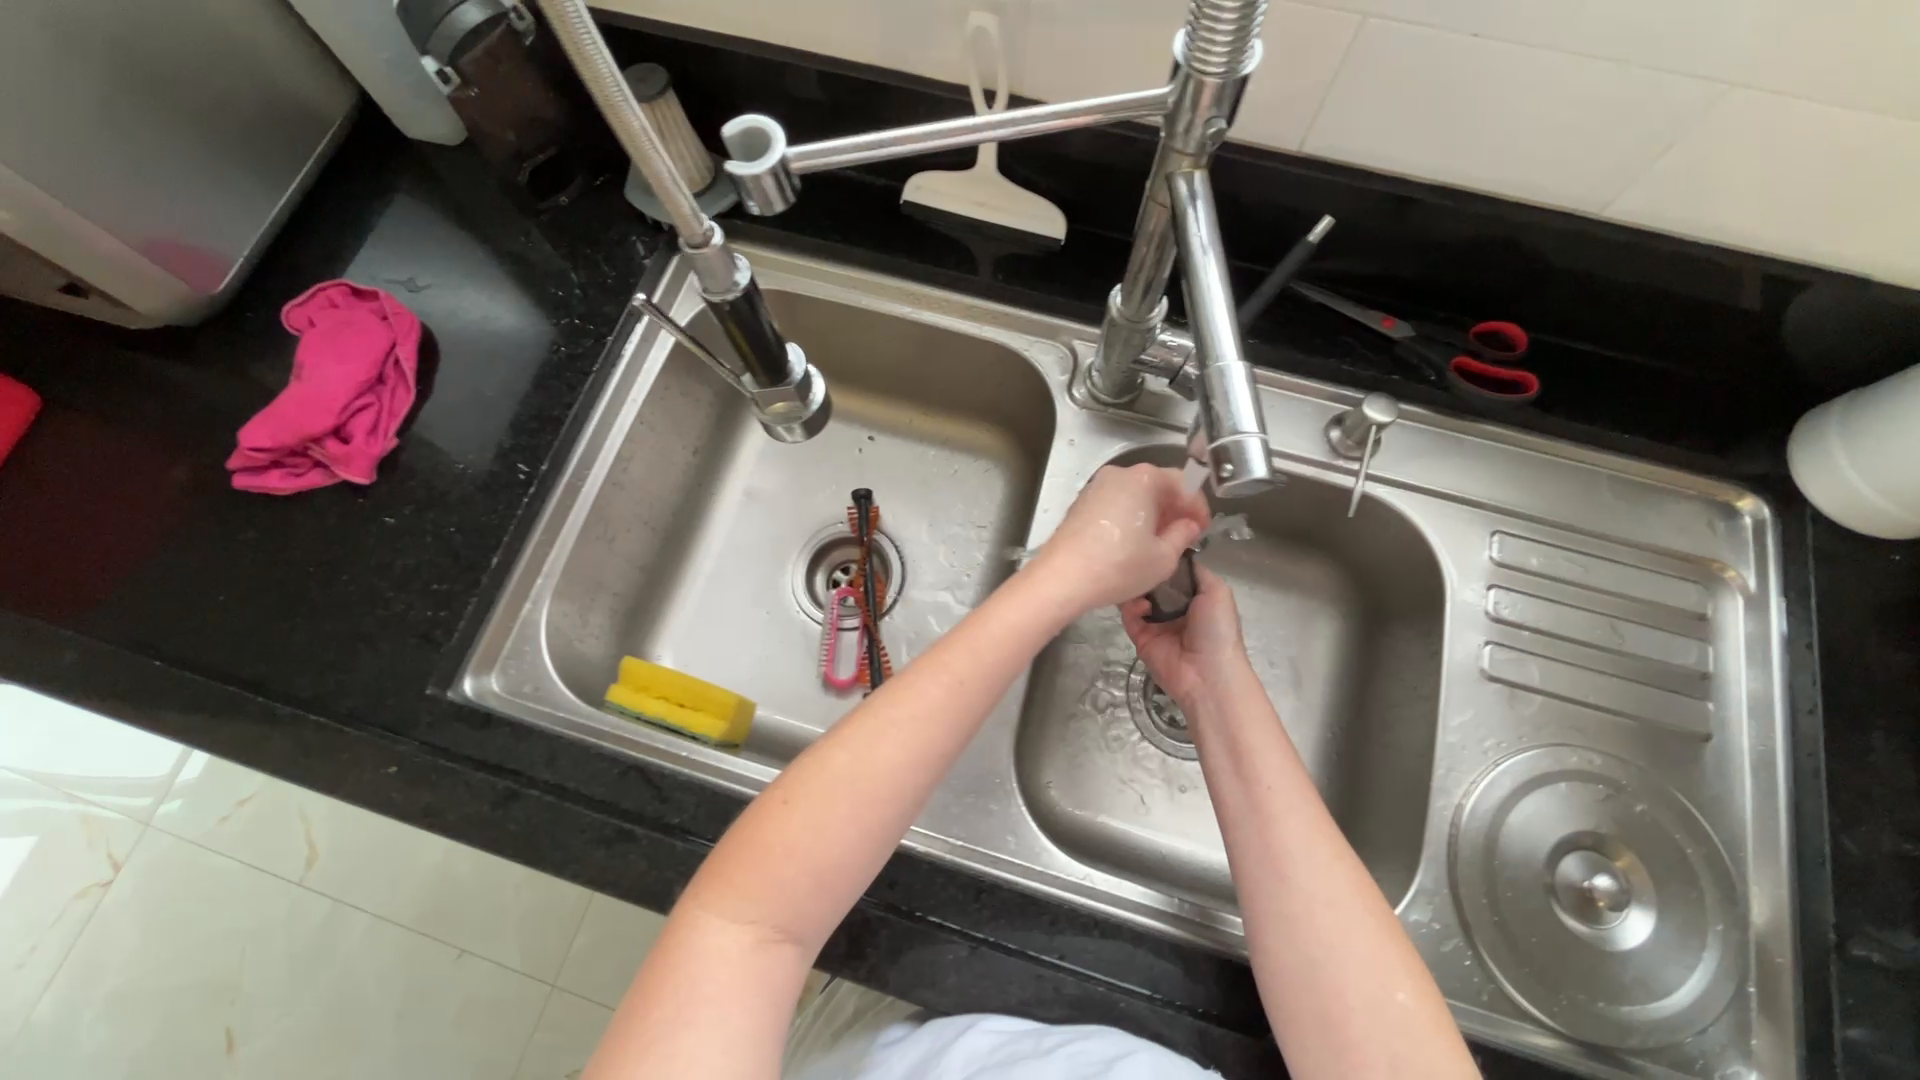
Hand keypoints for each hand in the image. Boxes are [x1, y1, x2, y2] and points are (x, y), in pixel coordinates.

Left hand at [1026, 464, 1210, 617]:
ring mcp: (1096, 488)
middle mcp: (1118, 475)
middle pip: (1156, 486)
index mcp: (1144, 479)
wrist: (1062, 578)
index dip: (1197, 507)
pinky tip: (1132, 544)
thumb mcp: (1163, 557)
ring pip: (1134, 496)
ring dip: (1151, 515)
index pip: (1182, 483)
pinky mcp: (1081, 504)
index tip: (1202, 528)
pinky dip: (1129, 519)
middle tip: (1184, 536)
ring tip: (1160, 543)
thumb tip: (1188, 526)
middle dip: (1174, 510)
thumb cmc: (1118, 566)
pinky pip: (1115, 505)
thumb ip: (1182, 536)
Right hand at [1122, 565, 1247, 708]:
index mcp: (1194, 598)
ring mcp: (1156, 623)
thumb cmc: (1217, 629)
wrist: (1207, 672)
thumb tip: (1177, 556)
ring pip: (1138, 598)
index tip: (1154, 543)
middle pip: (1154, 584)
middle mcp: (1174, 608)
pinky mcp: (1140, 637)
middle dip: (1147, 571)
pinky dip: (1131, 606)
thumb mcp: (1217, 591)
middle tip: (1140, 559)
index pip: (1173, 574)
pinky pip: (1129, 616)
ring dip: (1136, 587)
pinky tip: (1140, 604)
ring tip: (1136, 579)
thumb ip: (1196, 571)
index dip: (1165, 559)